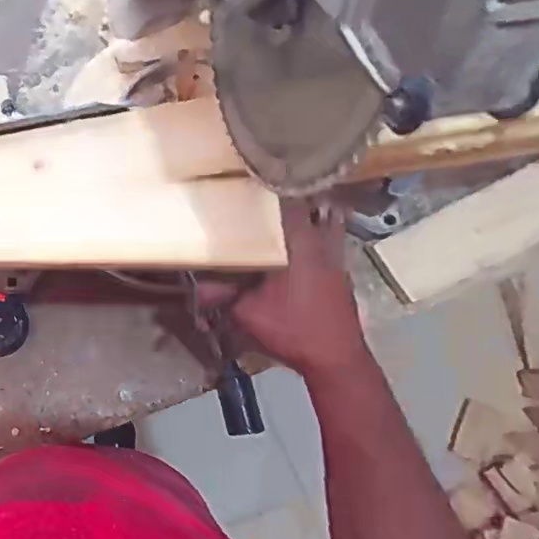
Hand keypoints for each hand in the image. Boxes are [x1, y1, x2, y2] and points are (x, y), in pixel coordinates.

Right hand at [200, 198, 371, 377]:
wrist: (335, 359)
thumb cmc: (293, 330)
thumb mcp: (248, 314)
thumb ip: (222, 297)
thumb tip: (196, 290)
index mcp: (299, 244)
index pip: (291, 202)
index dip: (275, 188)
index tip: (259, 180)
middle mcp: (323, 244)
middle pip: (314, 208)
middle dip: (294, 200)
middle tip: (272, 196)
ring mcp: (338, 260)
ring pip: (326, 226)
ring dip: (311, 219)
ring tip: (288, 217)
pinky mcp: (342, 276)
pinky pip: (331, 246)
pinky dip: (318, 241)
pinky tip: (301, 252)